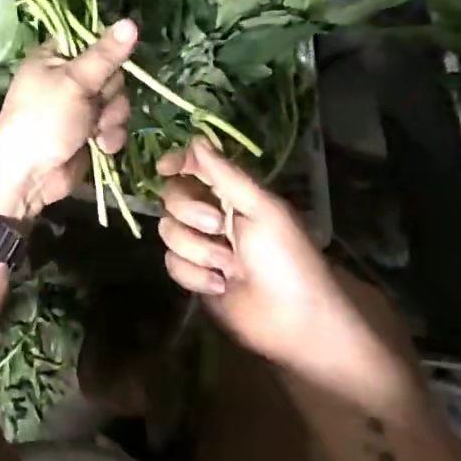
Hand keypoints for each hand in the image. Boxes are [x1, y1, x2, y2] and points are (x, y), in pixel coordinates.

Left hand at [0, 19, 137, 220]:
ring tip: (96, 132)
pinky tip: (101, 147)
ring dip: (112, 118)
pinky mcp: (89, 130)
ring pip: (117, 100)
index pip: (92, 41)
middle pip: (112, 73)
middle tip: (94, 105)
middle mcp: (67, 77)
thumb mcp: (74, 82)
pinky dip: (110, 136)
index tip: (111, 64)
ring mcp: (79, 105)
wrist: (30, 175)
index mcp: (54, 57)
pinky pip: (114, 124)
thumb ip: (105, 55)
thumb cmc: (44, 119)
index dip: (106, 53)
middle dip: (109, 94)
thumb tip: (131, 22)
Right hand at [155, 138, 416, 402]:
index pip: (194, 166)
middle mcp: (212, 215)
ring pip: (168, 232)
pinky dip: (194, 275)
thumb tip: (196, 138)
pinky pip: (171, 263)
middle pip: (172, 198)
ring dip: (197, 250)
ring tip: (227, 267)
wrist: (296, 321)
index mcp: (232, 195)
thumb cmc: (287, 259)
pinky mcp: (194, 275)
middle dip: (191, 214)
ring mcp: (201, 246)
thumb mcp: (262, 210)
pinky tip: (220, 285)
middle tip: (220, 229)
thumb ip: (226, 175)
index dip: (176, 162)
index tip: (164, 168)